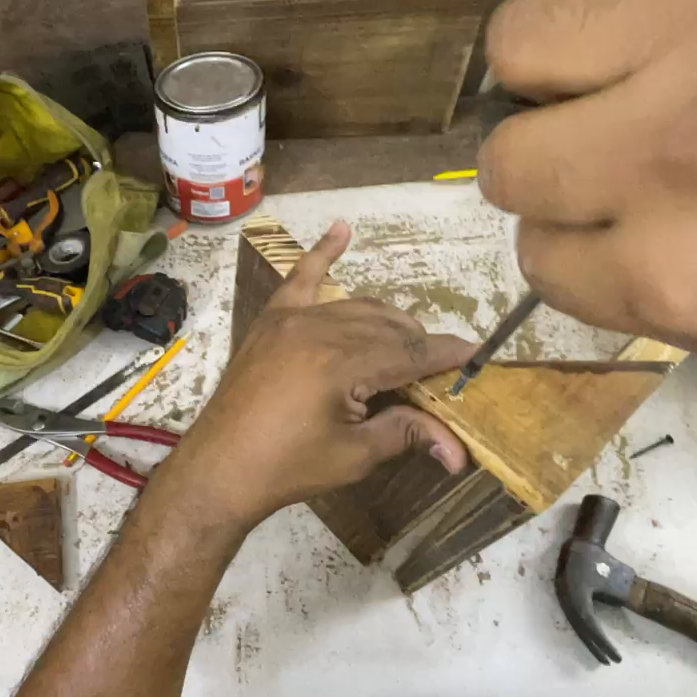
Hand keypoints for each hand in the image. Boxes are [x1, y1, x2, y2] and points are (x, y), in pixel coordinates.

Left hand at [146, 222, 471, 533]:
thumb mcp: (353, 455)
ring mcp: (289, 319)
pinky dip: (322, 254)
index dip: (447, 357)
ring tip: (407, 343)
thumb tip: (459, 449)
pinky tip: (342, 230)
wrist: (219, 467)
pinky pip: (299, 278)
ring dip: (386, 322)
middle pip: (387, 326)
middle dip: (418, 346)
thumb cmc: (286, 467)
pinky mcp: (269, 321)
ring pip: (355, 307)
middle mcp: (317, 328)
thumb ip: (405, 433)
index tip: (478, 357)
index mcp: (341, 362)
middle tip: (436, 373)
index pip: (411, 351)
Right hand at [480, 0, 696, 392]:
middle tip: (632, 144)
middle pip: (510, 159)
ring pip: (530, 33)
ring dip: (575, 53)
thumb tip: (627, 239)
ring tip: (657, 40)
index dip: (581, 245)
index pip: (543, 261)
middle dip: (559, 163)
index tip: (624, 227)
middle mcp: (681, 145)